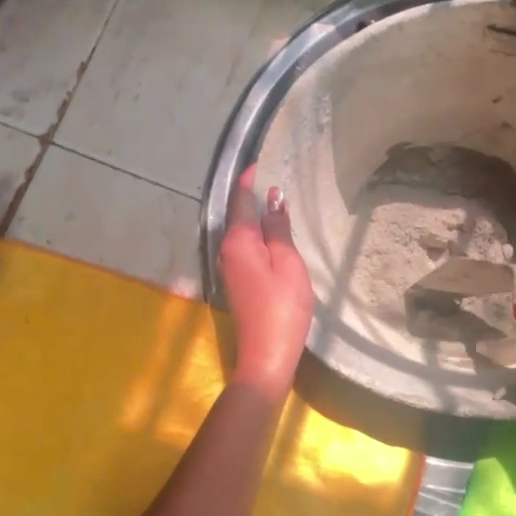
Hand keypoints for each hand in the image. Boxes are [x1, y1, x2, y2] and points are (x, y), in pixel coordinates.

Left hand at [220, 167, 313, 390]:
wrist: (267, 356)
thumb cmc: (283, 308)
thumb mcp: (288, 264)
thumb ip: (279, 230)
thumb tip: (273, 198)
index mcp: (239, 241)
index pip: (241, 200)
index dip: (250, 179)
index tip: (262, 160)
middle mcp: (228, 250)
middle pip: (238, 214)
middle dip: (252, 194)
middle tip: (274, 174)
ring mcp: (230, 267)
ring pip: (241, 231)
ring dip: (255, 214)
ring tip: (277, 197)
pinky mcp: (238, 281)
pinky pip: (246, 246)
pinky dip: (257, 233)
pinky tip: (273, 232)